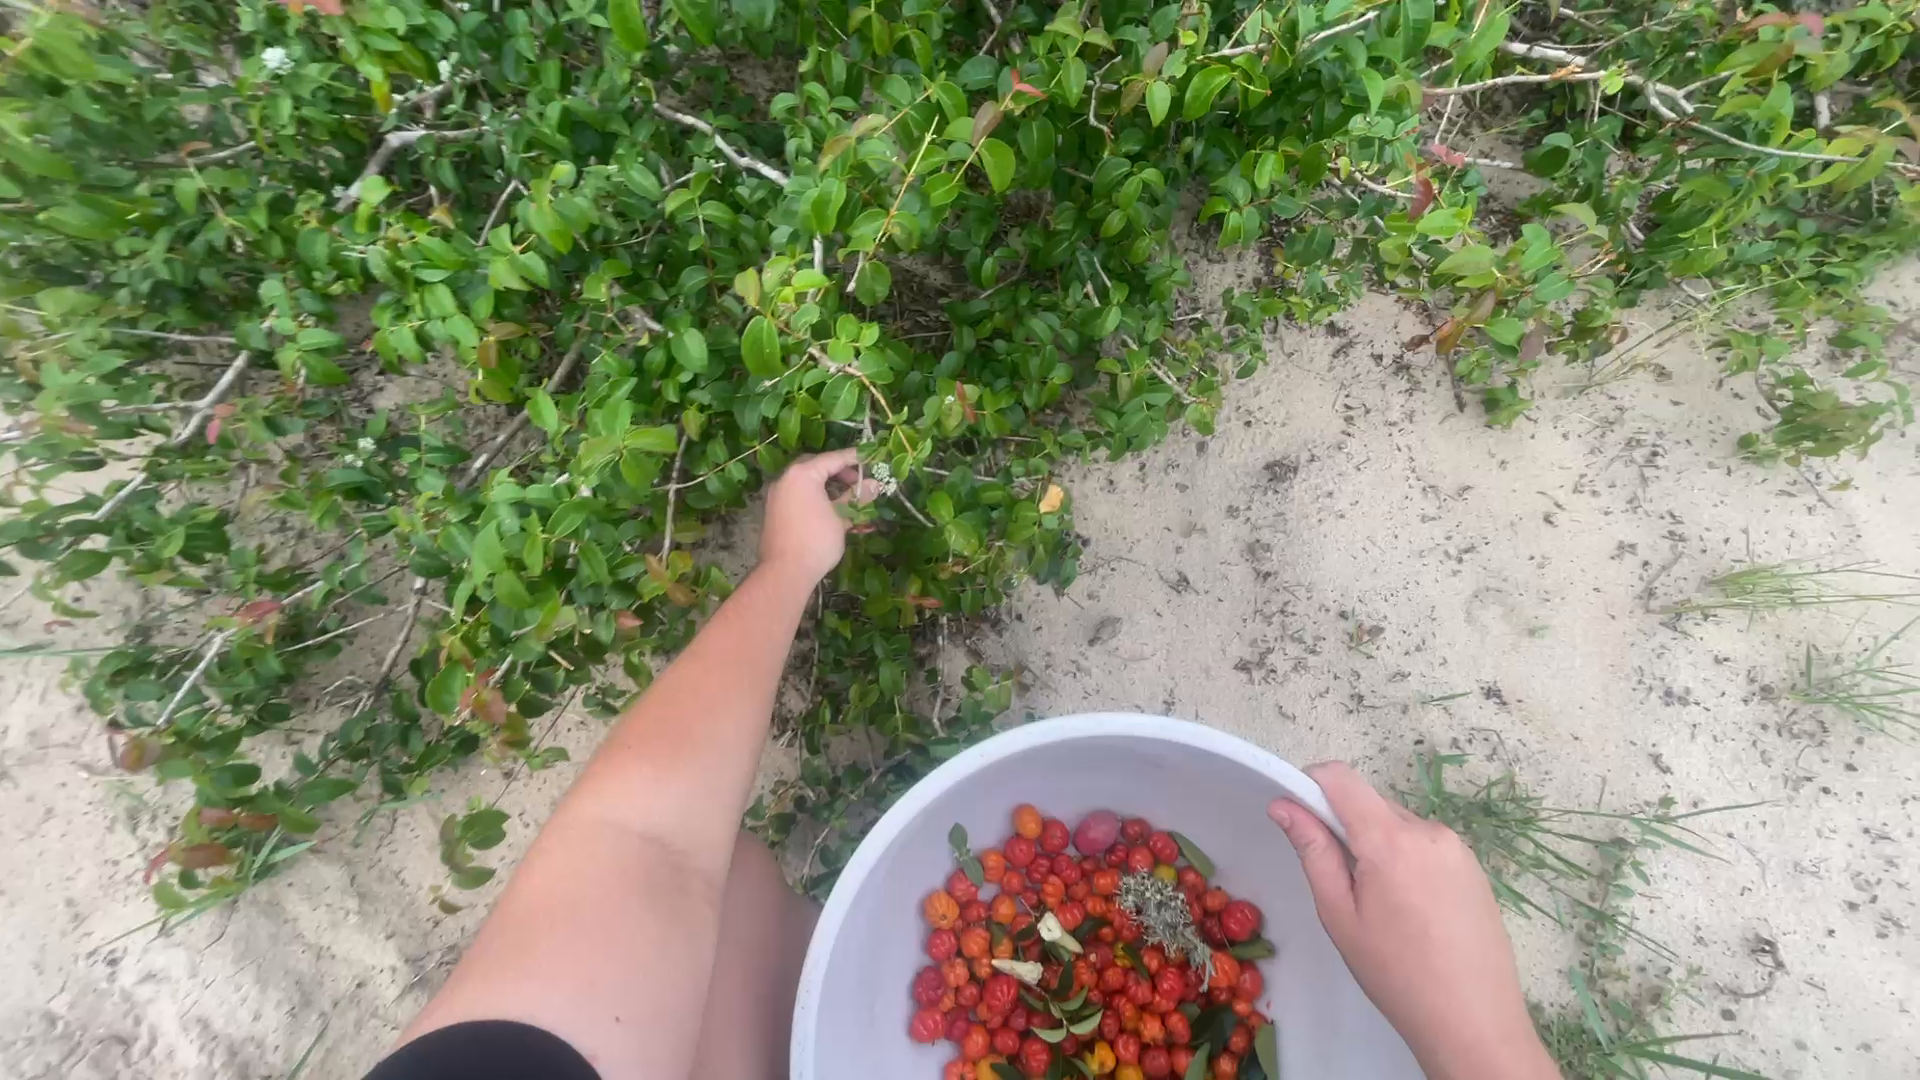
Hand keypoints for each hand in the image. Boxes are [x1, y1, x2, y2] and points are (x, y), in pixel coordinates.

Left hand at [756, 447, 877, 585]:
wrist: (785, 572)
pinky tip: (832, 510)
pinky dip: (816, 497)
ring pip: (807, 482)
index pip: (832, 459)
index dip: (854, 458)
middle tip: (859, 481)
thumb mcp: (841, 517)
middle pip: (817, 467)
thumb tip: (875, 484)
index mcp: (802, 475)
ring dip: (828, 486)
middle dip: (840, 472)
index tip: (871, 458)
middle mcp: (786, 479)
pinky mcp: (776, 511)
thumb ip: (856, 497)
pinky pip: (799, 496)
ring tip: (849, 497)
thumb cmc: (816, 540)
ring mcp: (778, 496)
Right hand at [1269, 764, 1559, 1079]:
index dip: (1309, 784)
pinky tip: (1409, 908)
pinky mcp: (1474, 868)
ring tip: (1380, 902)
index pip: (1340, 777)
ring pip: (1394, 823)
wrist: (1477, 1028)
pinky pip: (1422, 843)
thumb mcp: (1339, 913)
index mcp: (1390, 839)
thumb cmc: (1396, 973)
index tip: (1297, 817)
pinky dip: (1402, 858)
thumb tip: (1283, 804)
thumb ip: (1312, 850)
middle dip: (1343, 825)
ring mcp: (1456, 849)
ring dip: (1374, 843)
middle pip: (1367, 801)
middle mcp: (1428, 831)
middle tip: (1340, 881)